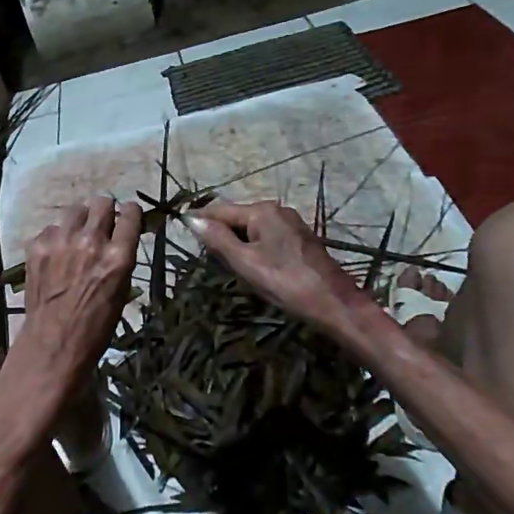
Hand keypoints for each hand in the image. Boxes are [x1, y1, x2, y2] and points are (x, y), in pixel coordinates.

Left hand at [11, 198, 142, 397]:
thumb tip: (120, 236)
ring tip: (77, 238)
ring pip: (76, 209)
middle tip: (102, 225)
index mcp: (118, 256)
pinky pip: (52, 228)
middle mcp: (90, 242)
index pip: (131, 213)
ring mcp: (61, 242)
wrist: (53, 344)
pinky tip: (57, 256)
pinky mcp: (38, 246)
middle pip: (102, 202)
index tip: (129, 216)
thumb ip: (121, 257)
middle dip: (106, 211)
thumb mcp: (121, 291)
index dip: (131, 213)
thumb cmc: (96, 325)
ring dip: (80, 221)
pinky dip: (57, 237)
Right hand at [187, 200, 375, 340]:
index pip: (221, 210)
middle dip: (219, 231)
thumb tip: (191, 219)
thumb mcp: (245, 262)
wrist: (333, 303)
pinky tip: (248, 263)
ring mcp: (290, 224)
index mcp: (262, 211)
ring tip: (220, 259)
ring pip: (252, 228)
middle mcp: (277, 210)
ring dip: (235, 240)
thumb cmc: (285, 282)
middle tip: (200, 250)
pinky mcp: (299, 240)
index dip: (200, 220)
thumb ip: (218, 240)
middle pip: (237, 217)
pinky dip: (252, 246)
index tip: (180, 227)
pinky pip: (266, 237)